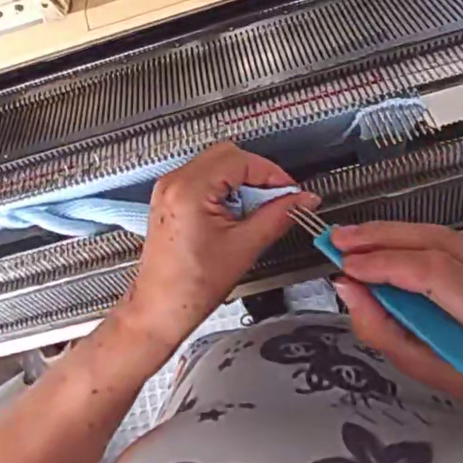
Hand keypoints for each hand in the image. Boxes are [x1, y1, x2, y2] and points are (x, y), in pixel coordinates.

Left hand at [118, 143, 318, 346]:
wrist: (161, 308)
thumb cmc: (190, 286)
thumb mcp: (245, 247)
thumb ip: (278, 216)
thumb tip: (301, 200)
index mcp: (190, 190)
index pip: (241, 160)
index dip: (272, 174)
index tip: (290, 191)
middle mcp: (175, 182)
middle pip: (228, 154)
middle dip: (257, 173)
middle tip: (277, 197)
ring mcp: (169, 189)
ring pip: (216, 162)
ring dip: (241, 180)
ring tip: (255, 209)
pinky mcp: (170, 198)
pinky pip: (204, 176)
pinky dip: (225, 187)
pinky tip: (235, 213)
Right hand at [330, 222, 462, 408]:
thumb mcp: (426, 370)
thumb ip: (381, 330)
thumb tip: (347, 287)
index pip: (436, 273)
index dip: (386, 264)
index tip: (347, 265)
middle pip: (436, 241)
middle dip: (380, 237)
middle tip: (339, 240)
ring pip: (437, 232)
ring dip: (389, 234)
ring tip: (351, 240)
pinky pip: (443, 237)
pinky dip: (407, 239)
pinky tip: (381, 244)